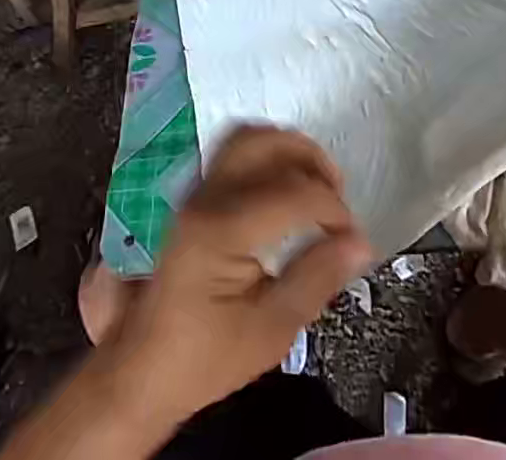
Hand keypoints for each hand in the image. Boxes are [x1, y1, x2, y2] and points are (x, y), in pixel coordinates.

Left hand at [94, 125, 371, 426]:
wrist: (145, 365)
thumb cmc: (207, 355)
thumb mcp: (273, 328)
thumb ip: (318, 276)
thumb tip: (360, 241)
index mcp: (224, 229)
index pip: (293, 192)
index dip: (334, 208)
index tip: (352, 236)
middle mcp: (205, 198)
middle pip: (261, 142)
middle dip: (308, 156)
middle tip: (337, 191)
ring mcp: (193, 195)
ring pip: (243, 141)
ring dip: (285, 151)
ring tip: (315, 186)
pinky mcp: (191, 201)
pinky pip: (231, 158)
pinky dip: (265, 160)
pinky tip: (285, 192)